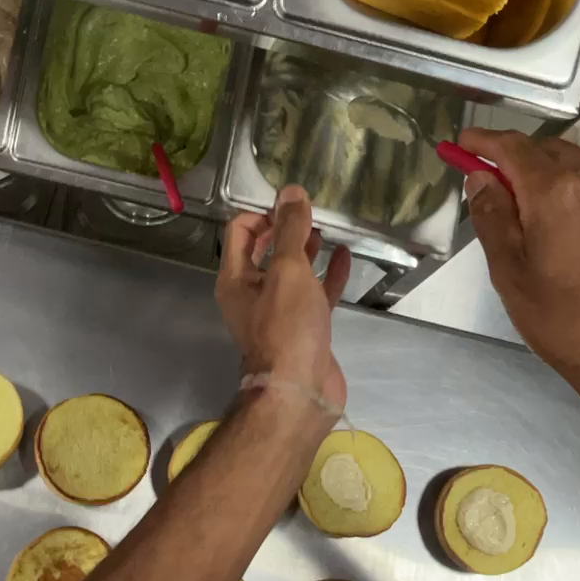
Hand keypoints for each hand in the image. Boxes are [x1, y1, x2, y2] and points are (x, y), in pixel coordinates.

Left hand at [216, 185, 349, 415]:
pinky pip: (314, 294)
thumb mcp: (288, 270)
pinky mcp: (303, 328)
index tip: (291, 206)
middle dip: (286, 230)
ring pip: (292, 273)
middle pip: (265, 252)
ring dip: (307, 250)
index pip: (240, 232)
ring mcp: (278, 313)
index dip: (263, 214)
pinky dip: (327, 275)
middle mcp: (251, 295)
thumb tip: (290, 191)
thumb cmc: (287, 327)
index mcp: (235, 279)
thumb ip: (290, 230)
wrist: (300, 389)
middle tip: (311, 213)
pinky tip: (343, 257)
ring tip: (328, 229)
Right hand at [456, 128, 579, 438]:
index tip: (461, 145)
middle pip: (547, 150)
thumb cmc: (565, 321)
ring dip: (541, 176)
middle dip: (512, 159)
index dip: (483, 143)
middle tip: (484, 183)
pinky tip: (554, 226)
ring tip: (517, 209)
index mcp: (558, 191)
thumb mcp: (511, 273)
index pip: (514, 147)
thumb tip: (481, 181)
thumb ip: (493, 219)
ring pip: (574, 168)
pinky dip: (566, 192)